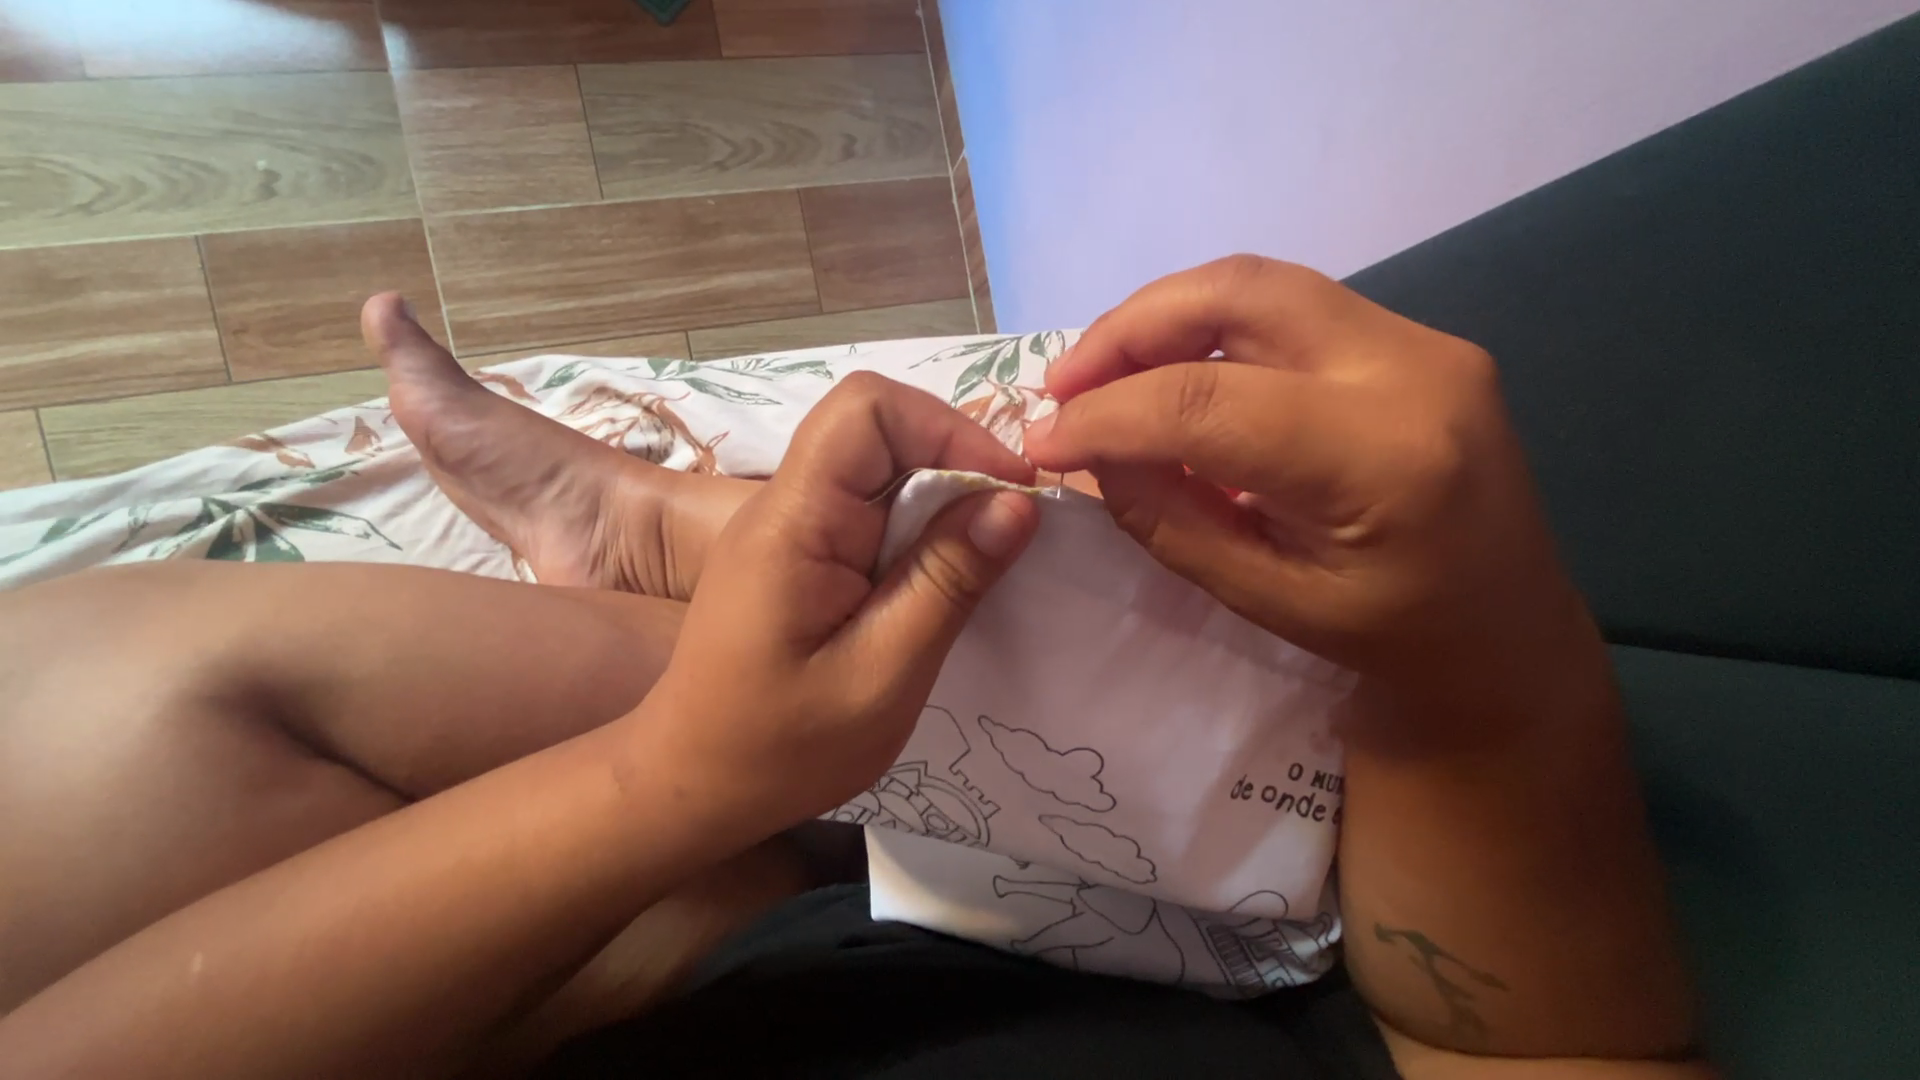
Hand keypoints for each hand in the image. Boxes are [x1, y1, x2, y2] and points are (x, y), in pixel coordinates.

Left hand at [636, 373, 1039, 830]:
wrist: (695, 784)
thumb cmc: (782, 748)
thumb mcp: (882, 676)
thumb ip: (947, 583)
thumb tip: (1018, 503)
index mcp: (794, 521)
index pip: (867, 408)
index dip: (947, 429)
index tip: (1008, 494)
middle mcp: (788, 505)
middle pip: (880, 429)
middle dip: (956, 462)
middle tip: (1008, 529)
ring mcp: (793, 526)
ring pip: (883, 468)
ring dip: (943, 499)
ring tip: (983, 558)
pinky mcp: (804, 553)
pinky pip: (873, 510)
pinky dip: (921, 530)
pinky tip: (942, 577)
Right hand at [1025, 256, 1600, 730]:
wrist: (1505, 632)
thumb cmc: (1386, 637)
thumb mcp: (1261, 596)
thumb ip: (1167, 517)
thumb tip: (1093, 452)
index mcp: (1380, 460)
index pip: (1207, 404)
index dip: (1106, 415)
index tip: (1043, 441)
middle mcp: (1411, 371)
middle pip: (1237, 294)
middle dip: (1127, 330)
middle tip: (1063, 382)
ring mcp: (1422, 341)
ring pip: (1258, 285)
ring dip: (1161, 320)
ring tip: (1101, 376)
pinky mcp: (1411, 339)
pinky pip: (1284, 308)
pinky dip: (1206, 331)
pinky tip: (1169, 374)